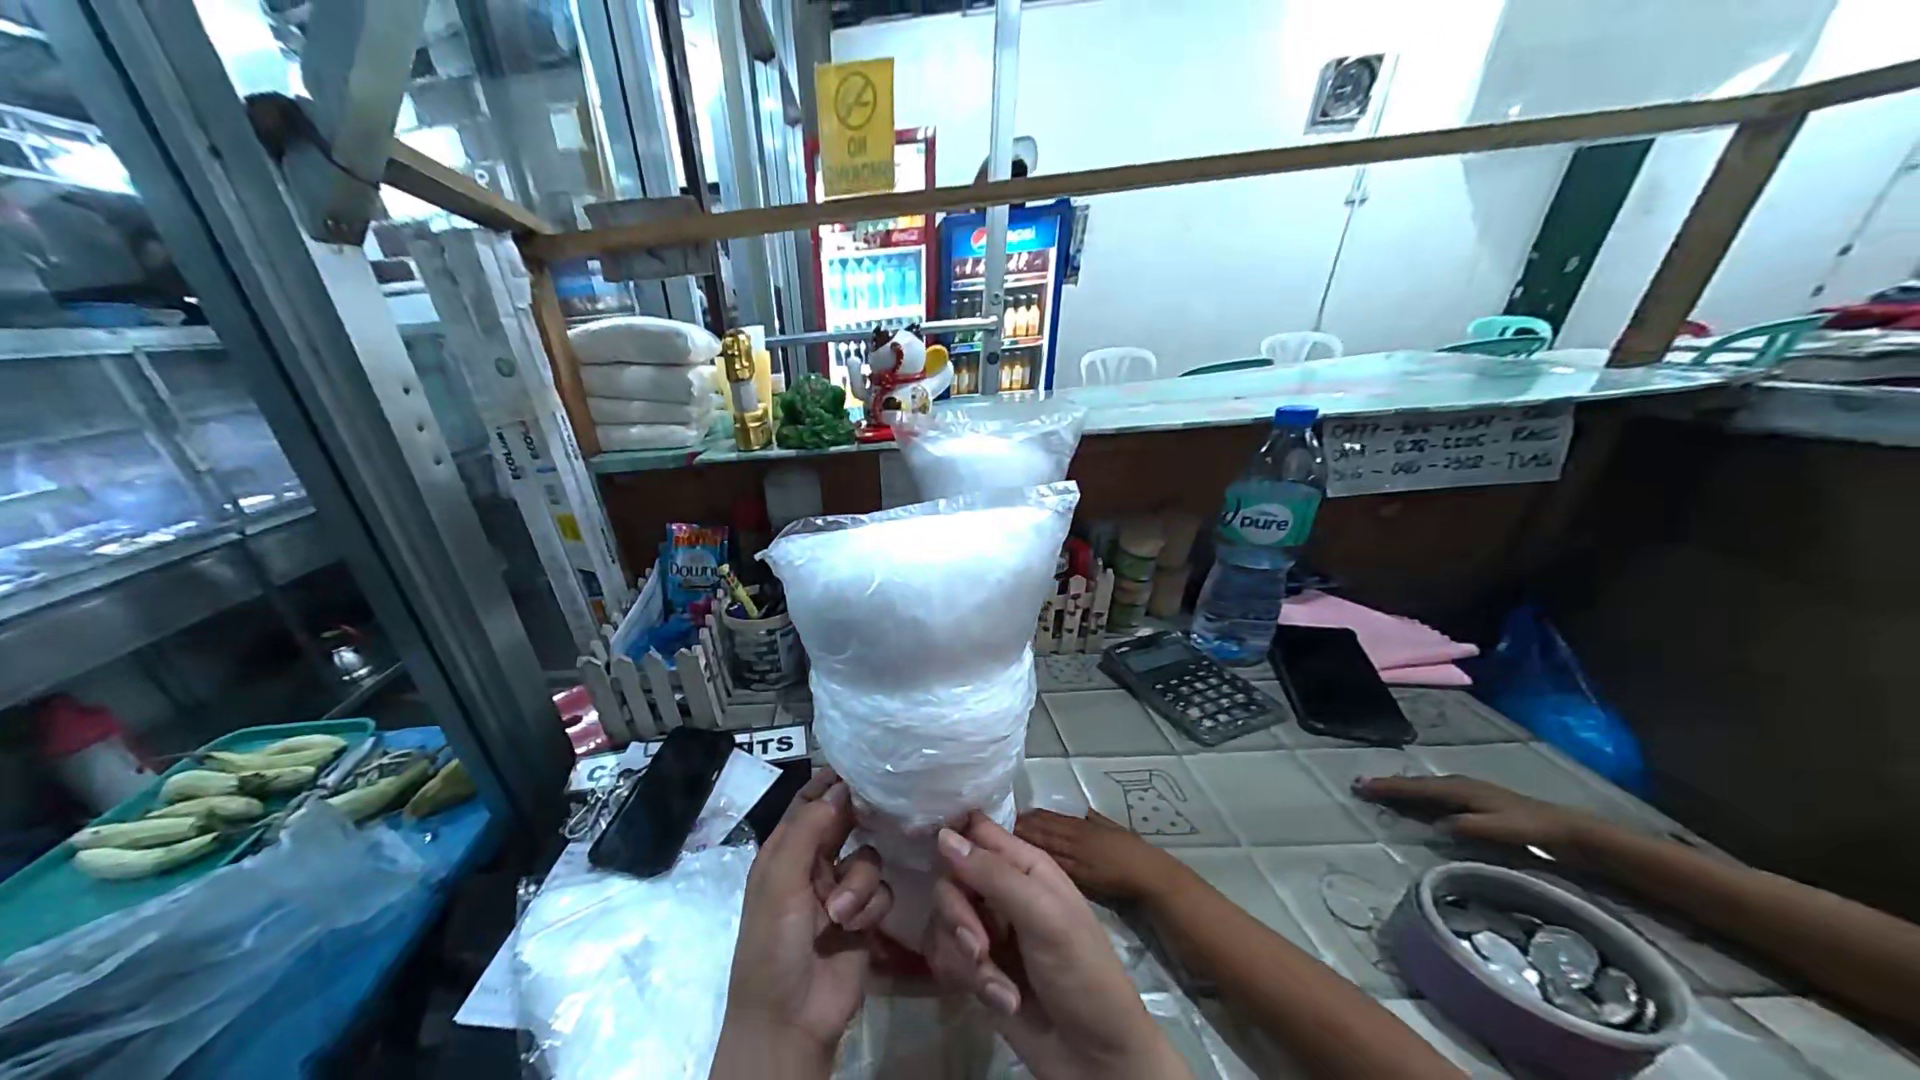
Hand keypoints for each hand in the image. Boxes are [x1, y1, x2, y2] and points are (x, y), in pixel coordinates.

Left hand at [712, 768, 893, 1077]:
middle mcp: (814, 863)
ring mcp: (840, 889)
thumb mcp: (781, 880)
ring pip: (868, 856)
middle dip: (859, 819)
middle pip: (844, 822)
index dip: (831, 782)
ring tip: (843, 912)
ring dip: (859, 881)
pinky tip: (857, 926)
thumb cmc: (773, 944)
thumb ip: (809, 829)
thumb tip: (841, 785)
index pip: (809, 802)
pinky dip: (871, 905)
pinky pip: (881, 890)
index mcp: (785, 851)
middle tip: (881, 806)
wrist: (790, 1019)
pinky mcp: (864, 915)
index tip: (862, 763)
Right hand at [923, 812, 1190, 1079]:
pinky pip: (944, 956)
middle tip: (979, 947)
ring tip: (999, 988)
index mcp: (1026, 864)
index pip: (975, 829)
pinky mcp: (977, 968)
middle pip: (950, 878)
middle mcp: (1002, 889)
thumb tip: (942, 836)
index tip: (925, 851)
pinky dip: (964, 979)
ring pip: (942, 919)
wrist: (1097, 1060)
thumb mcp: (1045, 917)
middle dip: (957, 915)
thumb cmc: (1084, 974)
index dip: (950, 835)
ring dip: (963, 956)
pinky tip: (1000, 1001)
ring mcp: (988, 929)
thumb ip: (994, 876)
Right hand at [1355, 774, 1603, 851]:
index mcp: (1460, 790)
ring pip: (1425, 786)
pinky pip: (1435, 793)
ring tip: (1380, 788)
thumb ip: (1469, 827)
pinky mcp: (1474, 799)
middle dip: (1389, 784)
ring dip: (1402, 787)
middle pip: (1417, 783)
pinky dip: (1419, 793)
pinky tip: (1417, 799)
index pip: (1417, 788)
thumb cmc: (1532, 830)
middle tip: (1361, 784)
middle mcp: (1459, 785)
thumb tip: (1437, 825)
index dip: (1390, 788)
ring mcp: (1467, 790)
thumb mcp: (1501, 831)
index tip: (1362, 786)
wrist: (1568, 831)